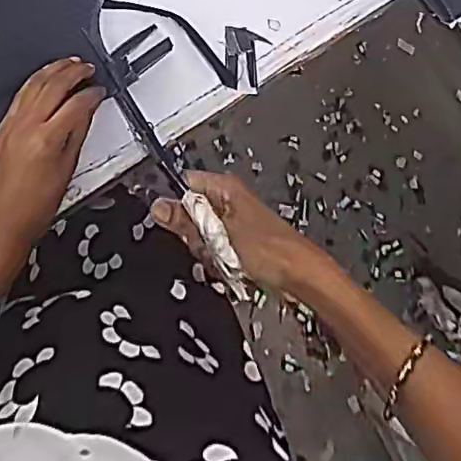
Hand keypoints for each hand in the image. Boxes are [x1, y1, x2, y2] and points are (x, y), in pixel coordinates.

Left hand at [0, 58, 105, 261]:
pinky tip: (42, 78)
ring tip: (67, 64)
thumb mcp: (67, 169)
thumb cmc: (33, 207)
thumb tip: (86, 112)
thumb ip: (78, 133)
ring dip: (53, 70)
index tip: (98, 91)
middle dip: (73, 72)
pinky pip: (19, 95)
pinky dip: (34, 81)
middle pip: (54, 86)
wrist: (2, 221)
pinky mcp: (2, 127)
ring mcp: (11, 125)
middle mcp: (26, 127)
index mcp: (46, 140)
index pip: (75, 104)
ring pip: (33, 84)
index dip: (91, 94)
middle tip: (86, 68)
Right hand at [151, 170, 344, 298]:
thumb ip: (186, 220)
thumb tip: (159, 206)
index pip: (183, 184)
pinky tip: (228, 269)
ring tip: (221, 260)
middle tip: (206, 246)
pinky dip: (217, 262)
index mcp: (223, 186)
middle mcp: (227, 200)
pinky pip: (214, 251)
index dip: (173, 203)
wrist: (302, 277)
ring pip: (200, 236)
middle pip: (189, 213)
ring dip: (205, 253)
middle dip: (192, 236)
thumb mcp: (219, 235)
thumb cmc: (270, 249)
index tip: (171, 223)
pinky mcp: (238, 243)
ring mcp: (233, 222)